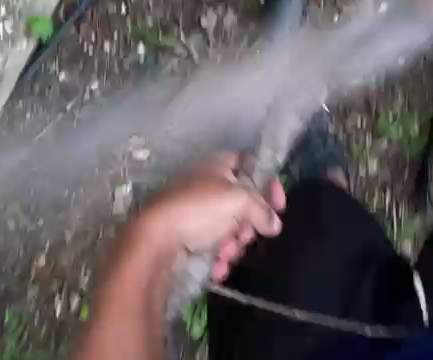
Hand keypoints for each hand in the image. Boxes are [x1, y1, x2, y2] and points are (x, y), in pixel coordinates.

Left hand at [131, 155, 285, 281]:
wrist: (153, 240)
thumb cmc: (199, 209)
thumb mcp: (239, 201)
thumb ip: (262, 210)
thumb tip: (275, 224)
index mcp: (218, 165)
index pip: (251, 164)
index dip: (268, 182)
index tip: (279, 205)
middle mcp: (206, 183)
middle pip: (240, 200)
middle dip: (249, 222)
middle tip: (248, 236)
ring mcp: (194, 210)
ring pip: (226, 225)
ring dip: (234, 243)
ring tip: (228, 254)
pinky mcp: (184, 235)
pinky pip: (210, 242)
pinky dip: (217, 255)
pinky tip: (217, 267)